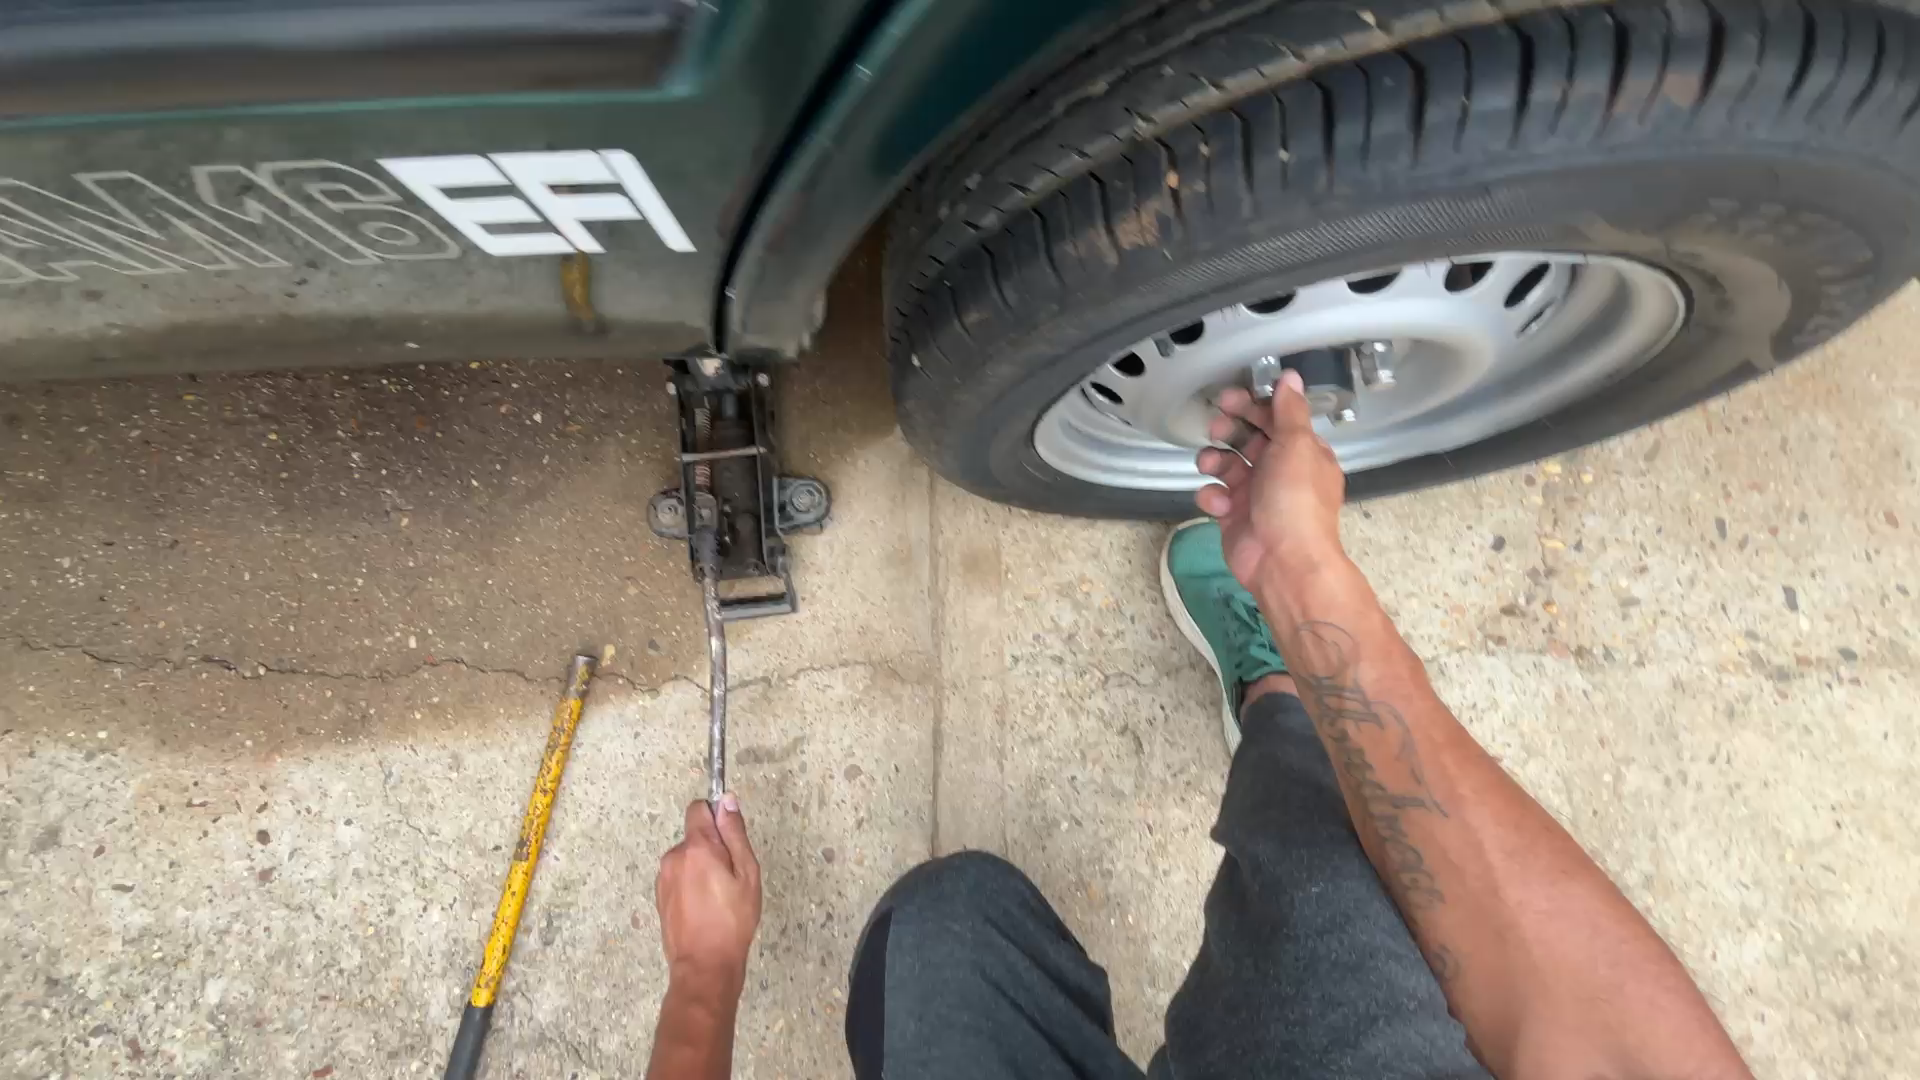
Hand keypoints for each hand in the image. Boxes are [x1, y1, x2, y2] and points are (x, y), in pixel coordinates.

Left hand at [655, 794, 761, 996]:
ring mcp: (664, 878)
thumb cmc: (733, 919)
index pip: (699, 808)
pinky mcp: (660, 897)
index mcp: (696, 847)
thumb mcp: (747, 872)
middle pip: (696, 835)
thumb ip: (735, 833)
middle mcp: (674, 857)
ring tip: (720, 895)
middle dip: (713, 846)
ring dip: (702, 866)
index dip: (717, 816)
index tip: (730, 838)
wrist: (704, 966)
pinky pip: (680, 875)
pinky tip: (705, 906)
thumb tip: (727, 800)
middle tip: (732, 875)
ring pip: (688, 856)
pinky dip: (692, 882)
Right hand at [1195, 369, 1347, 589]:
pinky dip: (1212, 496)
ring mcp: (1254, 494)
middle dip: (1229, 431)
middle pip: (1248, 439)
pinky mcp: (1233, 515)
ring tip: (1209, 465)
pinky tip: (1219, 505)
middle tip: (1215, 427)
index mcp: (1302, 452)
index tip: (1230, 399)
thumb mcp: (1297, 446)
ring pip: (1226, 465)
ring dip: (1214, 460)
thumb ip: (1289, 410)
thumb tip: (1290, 377)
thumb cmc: (1295, 499)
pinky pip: (1215, 495)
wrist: (1282, 559)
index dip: (1253, 406)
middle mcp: (1279, 470)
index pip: (1275, 419)